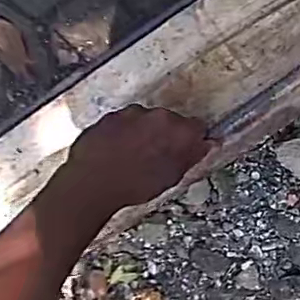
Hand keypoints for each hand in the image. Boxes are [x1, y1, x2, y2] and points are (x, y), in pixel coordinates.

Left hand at [50, 105, 213, 217]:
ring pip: (145, 120)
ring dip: (143, 132)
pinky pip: (122, 123)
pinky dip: (123, 134)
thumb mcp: (172, 176)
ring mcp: (131, 114)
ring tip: (134, 157)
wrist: (92, 185)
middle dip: (166, 135)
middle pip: (170, 121)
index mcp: (180, 129)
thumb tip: (208, 144)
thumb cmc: (134, 184)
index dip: (193, 139)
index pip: (197, 127)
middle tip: (159, 157)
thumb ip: (193, 155)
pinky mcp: (109, 117)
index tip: (188, 148)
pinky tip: (117, 153)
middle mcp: (158, 115)